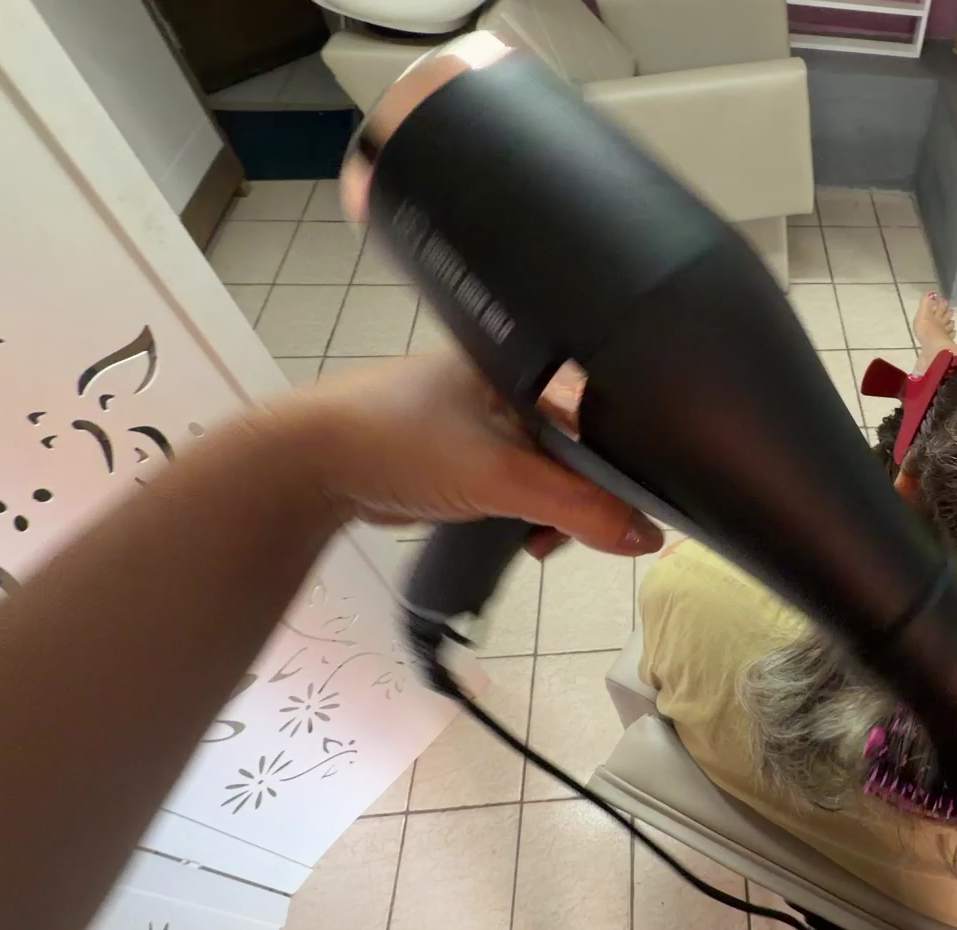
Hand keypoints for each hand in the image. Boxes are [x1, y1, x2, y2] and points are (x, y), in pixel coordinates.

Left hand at [265, 353, 659, 554]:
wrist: (309, 466)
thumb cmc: (404, 445)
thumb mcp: (503, 477)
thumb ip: (580, 509)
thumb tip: (647, 538)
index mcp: (530, 363)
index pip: (606, 409)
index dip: (626, 457)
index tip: (627, 504)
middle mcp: (517, 385)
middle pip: (585, 446)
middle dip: (586, 496)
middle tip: (574, 529)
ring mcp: (494, 418)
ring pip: (557, 469)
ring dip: (557, 509)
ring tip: (541, 538)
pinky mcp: (475, 449)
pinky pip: (528, 481)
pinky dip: (531, 510)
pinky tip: (522, 534)